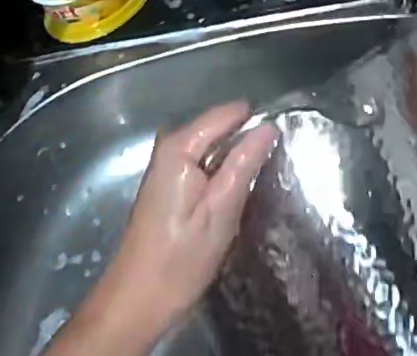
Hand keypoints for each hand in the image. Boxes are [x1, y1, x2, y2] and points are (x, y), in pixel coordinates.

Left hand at [59, 101, 277, 352]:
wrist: (134, 304)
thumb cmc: (178, 261)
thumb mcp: (220, 212)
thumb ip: (243, 164)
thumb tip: (268, 127)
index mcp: (179, 147)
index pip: (227, 113)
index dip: (256, 122)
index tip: (282, 139)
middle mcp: (169, 145)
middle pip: (219, 127)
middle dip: (245, 142)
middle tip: (271, 167)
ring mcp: (166, 163)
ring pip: (213, 146)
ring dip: (234, 160)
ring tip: (256, 181)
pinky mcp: (168, 182)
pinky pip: (203, 162)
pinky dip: (220, 173)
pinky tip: (231, 196)